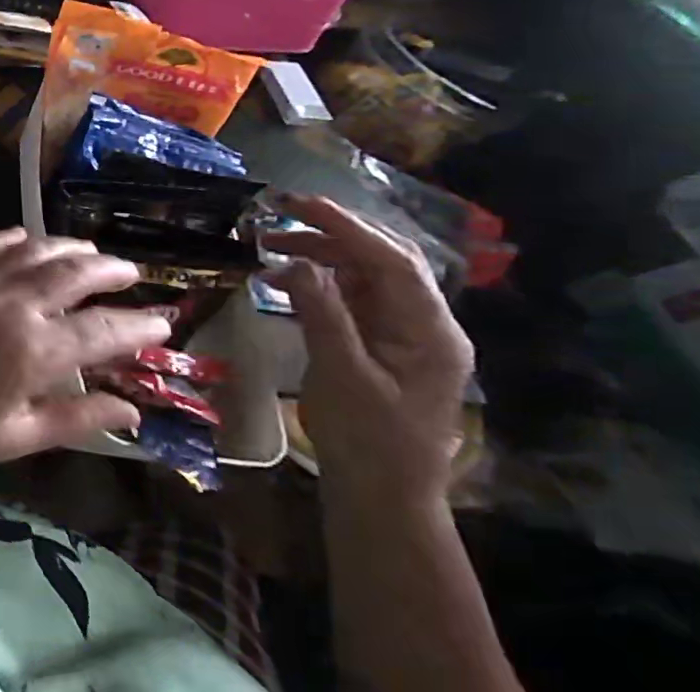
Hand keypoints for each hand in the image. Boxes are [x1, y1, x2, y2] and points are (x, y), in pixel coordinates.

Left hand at [0, 228, 170, 473]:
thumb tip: (133, 412)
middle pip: (79, 273)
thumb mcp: (17, 437)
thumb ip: (77, 418)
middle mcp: (16, 302)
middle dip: (114, 271)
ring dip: (74, 248)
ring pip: (42, 249)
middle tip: (132, 274)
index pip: (106, 329)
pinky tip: (32, 243)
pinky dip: (22, 238)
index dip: (141, 325)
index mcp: (36, 350)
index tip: (164, 323)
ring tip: (92, 255)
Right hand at [263, 195, 473, 506]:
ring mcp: (403, 332)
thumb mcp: (341, 376)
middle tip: (278, 214)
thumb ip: (323, 314)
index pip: (392, 260)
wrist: (383, 495)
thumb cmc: (368, 441)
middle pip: (384, 258)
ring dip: (321, 254)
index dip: (345, 226)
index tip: (297, 204)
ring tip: (269, 246)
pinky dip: (319, 281)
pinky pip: (353, 297)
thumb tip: (296, 262)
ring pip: (366, 274)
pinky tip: (285, 279)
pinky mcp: (381, 343)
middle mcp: (425, 323)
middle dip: (332, 231)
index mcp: (430, 331)